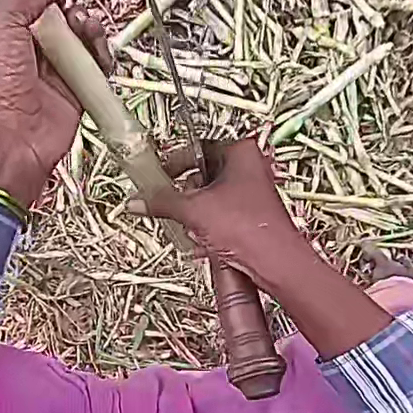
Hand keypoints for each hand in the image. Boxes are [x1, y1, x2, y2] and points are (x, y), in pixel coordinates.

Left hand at [0, 0, 111, 211]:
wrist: (11, 139)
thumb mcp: (0, 20)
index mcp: (6, 30)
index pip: (33, 1)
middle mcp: (31, 49)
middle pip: (63, 16)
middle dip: (72, 8)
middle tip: (72, 15)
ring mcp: (56, 71)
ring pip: (83, 38)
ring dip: (90, 28)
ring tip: (86, 31)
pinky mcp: (77, 92)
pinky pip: (97, 67)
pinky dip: (103, 56)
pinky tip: (99, 53)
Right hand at [145, 137, 392, 357]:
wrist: (276, 264)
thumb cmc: (248, 228)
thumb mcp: (194, 211)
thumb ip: (162, 202)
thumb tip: (136, 200)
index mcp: (240, 152)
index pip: (196, 148)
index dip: (173, 163)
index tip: (155, 174)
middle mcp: (249, 168)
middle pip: (201, 175)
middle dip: (183, 194)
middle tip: (168, 203)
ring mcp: (251, 194)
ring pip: (209, 199)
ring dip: (192, 214)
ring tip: (188, 227)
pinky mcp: (250, 218)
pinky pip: (218, 217)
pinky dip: (205, 228)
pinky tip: (200, 243)